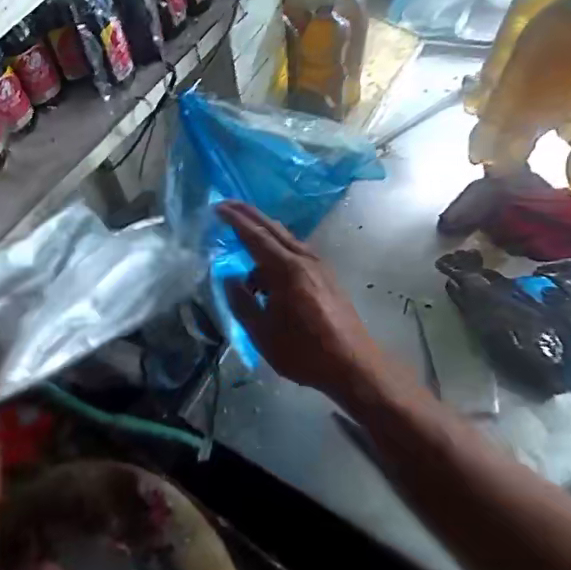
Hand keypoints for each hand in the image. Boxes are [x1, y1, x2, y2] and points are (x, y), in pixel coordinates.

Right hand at [217, 200, 389, 402]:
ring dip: (265, 234)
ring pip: (287, 241)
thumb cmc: (304, 352)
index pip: (255, 237)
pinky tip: (270, 267)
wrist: (352, 364)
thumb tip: (232, 280)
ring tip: (245, 236)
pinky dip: (279, 250)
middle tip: (227, 205)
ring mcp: (320, 267)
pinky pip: (298, 253)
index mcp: (287, 270)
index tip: (217, 208)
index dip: (235, 221)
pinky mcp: (328, 278)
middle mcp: (305, 260)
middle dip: (249, 215)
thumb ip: (242, 303)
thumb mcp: (262, 333)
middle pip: (274, 229)